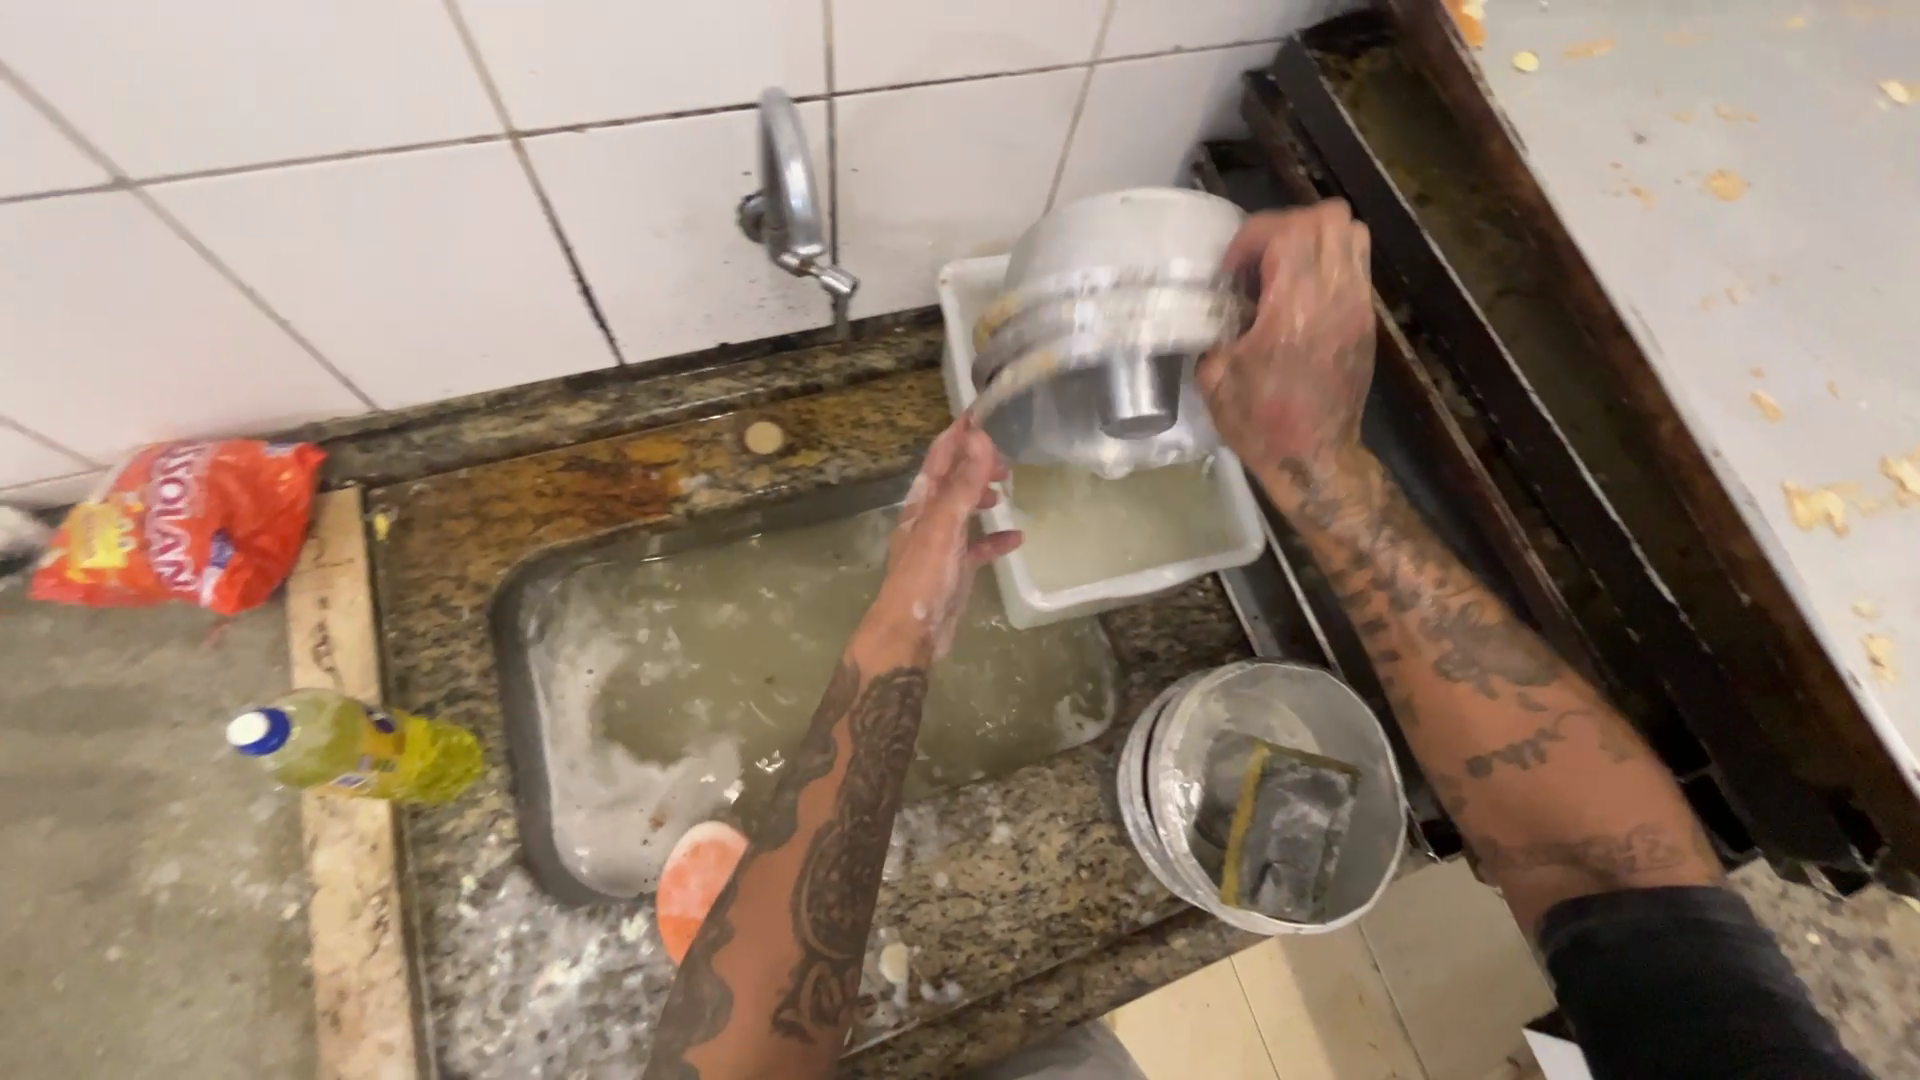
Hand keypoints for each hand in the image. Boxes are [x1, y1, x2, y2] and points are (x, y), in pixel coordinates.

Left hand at [860, 416, 1021, 661]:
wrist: (911, 633)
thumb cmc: (923, 577)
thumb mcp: (944, 526)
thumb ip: (962, 484)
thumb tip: (979, 437)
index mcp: (922, 502)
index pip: (940, 456)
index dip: (960, 433)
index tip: (982, 411)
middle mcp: (930, 517)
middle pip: (954, 479)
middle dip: (977, 462)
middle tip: (1008, 456)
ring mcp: (942, 544)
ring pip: (965, 509)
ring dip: (983, 494)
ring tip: (1008, 487)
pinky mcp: (954, 569)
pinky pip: (977, 546)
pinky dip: (995, 539)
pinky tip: (1017, 538)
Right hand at [1197, 200, 1375, 502]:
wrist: (1313, 458)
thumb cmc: (1259, 423)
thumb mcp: (1215, 378)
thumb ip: (1214, 330)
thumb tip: (1215, 308)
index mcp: (1293, 311)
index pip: (1288, 232)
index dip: (1252, 238)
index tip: (1230, 271)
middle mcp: (1334, 298)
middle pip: (1329, 218)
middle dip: (1285, 227)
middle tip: (1257, 261)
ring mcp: (1358, 306)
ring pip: (1351, 232)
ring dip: (1312, 239)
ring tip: (1281, 269)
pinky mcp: (1366, 319)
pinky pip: (1354, 263)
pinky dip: (1326, 262)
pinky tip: (1297, 294)